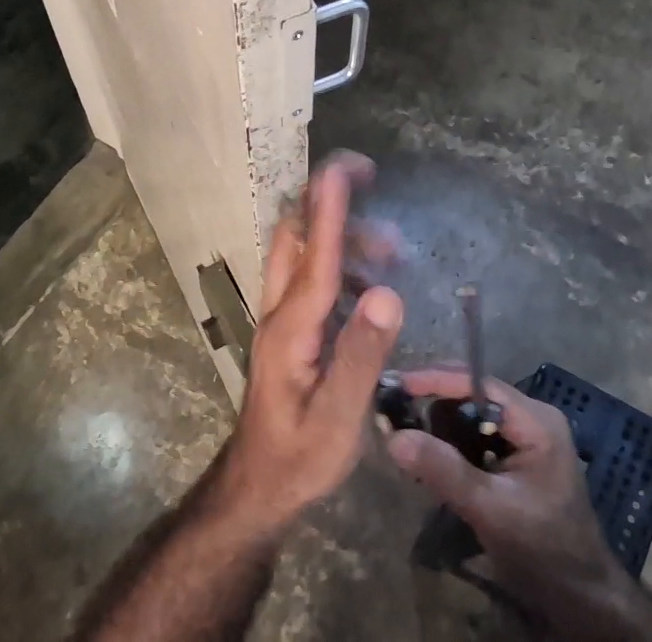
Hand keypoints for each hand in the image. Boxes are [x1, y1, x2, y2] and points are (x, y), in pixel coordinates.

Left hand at [211, 152, 405, 538]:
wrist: (257, 484)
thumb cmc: (300, 457)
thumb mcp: (339, 416)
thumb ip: (362, 354)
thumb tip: (389, 293)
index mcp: (291, 327)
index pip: (314, 254)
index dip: (330, 206)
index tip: (346, 167)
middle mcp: (279, 311)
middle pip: (294, 236)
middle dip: (329, 202)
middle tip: (374, 186)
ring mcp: (280, 320)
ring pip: (301, 255)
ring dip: (341, 238)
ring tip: (393, 252)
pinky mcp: (288, 332)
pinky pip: (310, 280)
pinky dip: (341, 266)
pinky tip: (373, 290)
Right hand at [386, 368, 618, 601]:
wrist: (576, 593)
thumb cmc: (541, 547)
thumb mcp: (489, 508)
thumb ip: (443, 470)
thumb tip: (393, 437)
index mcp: (536, 421)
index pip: (477, 383)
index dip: (433, 380)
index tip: (395, 385)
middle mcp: (531, 418)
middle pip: (469, 395)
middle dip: (433, 409)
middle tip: (398, 426)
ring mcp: (524, 436)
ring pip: (466, 415)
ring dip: (439, 432)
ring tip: (419, 459)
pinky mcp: (514, 455)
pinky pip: (472, 435)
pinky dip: (450, 446)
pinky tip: (437, 469)